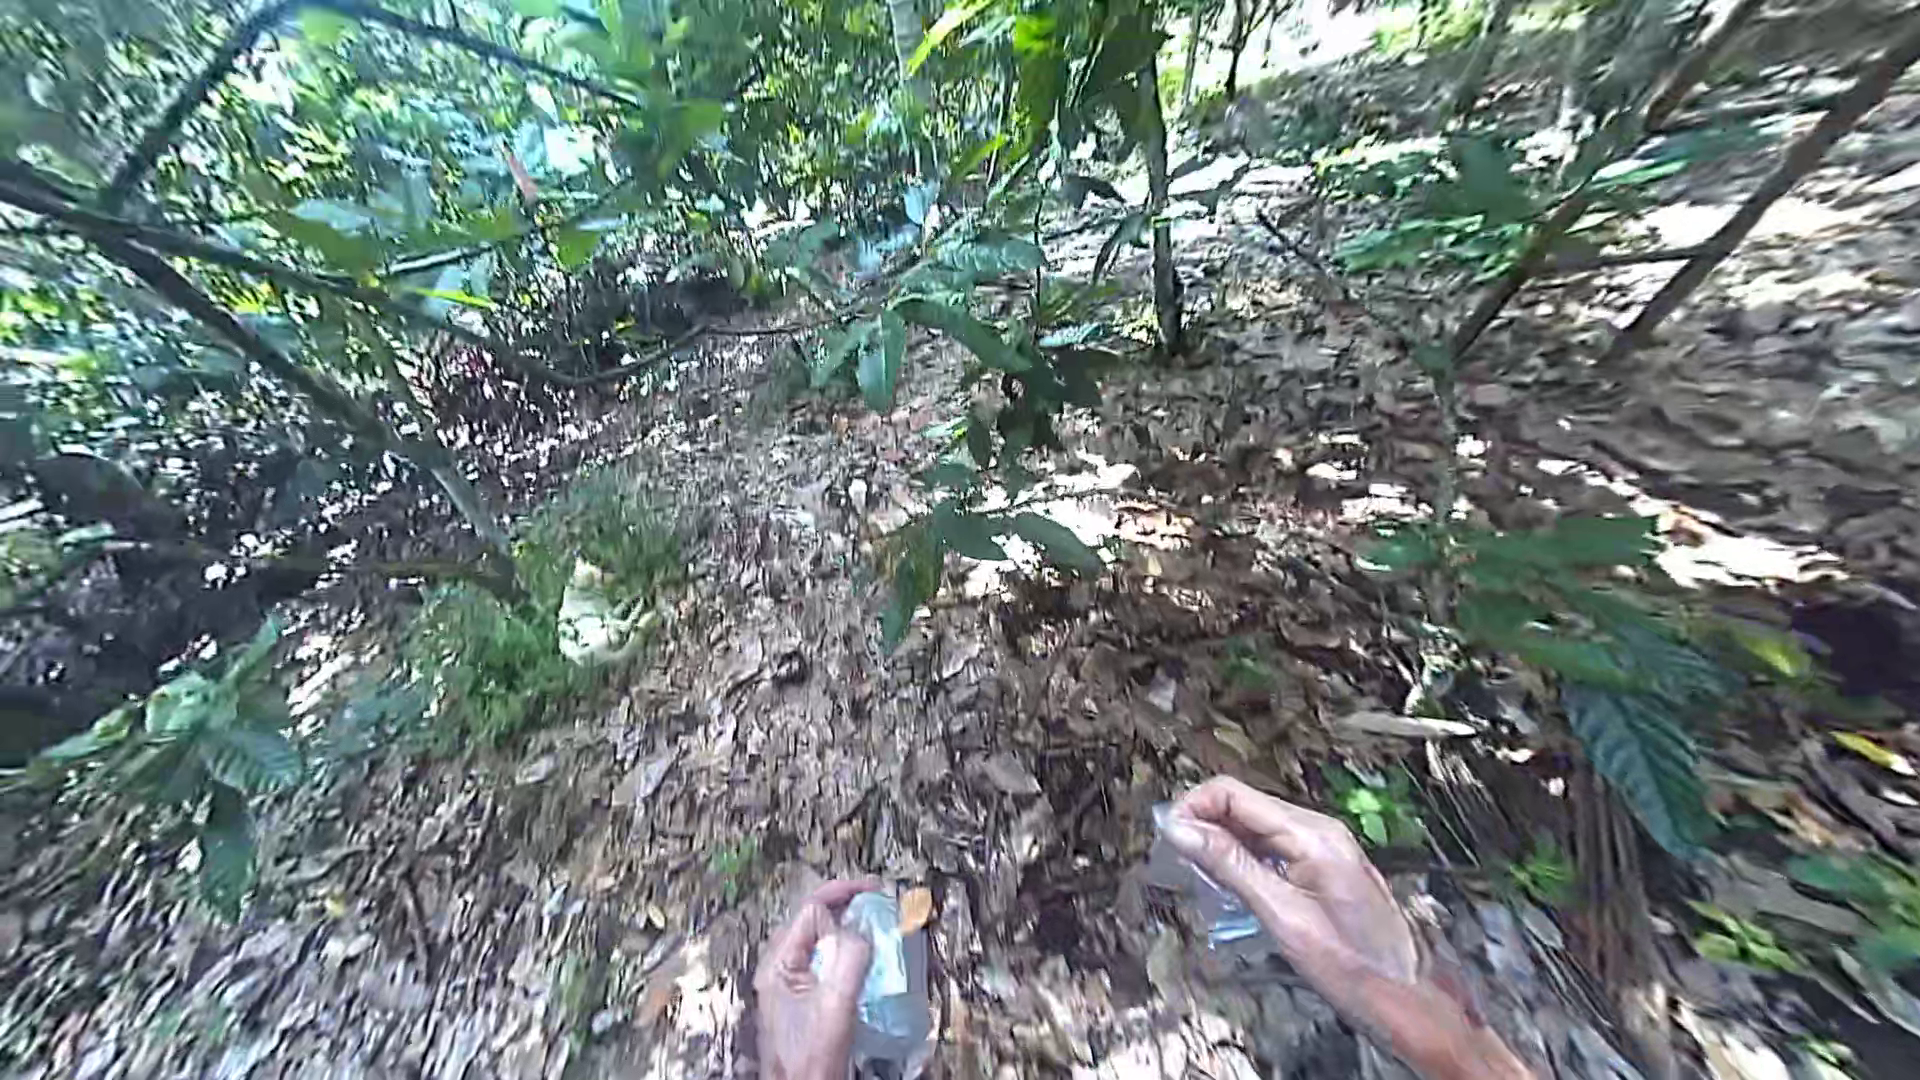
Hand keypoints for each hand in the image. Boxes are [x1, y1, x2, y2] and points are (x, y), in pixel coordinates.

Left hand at [753, 878, 878, 1079]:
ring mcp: (789, 981)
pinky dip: (845, 945)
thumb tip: (861, 929)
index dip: (843, 897)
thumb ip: (848, 956)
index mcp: (779, 962)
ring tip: (872, 917)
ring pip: (819, 934)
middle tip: (874, 896)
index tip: (873, 892)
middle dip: (846, 902)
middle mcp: (779, 966)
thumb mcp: (835, 1003)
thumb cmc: (812, 1060)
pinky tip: (863, 951)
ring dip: (847, 922)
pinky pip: (824, 954)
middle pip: (813, 916)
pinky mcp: (801, 994)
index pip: (812, 909)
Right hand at [1163, 778, 1532, 1079]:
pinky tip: (1229, 878)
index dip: (1193, 806)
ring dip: (1220, 838)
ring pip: (1252, 821)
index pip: (1233, 793)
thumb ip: (1229, 866)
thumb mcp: (1283, 918)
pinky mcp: (1322, 859)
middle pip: (1242, 802)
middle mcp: (1316, 825)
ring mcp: (1322, 841)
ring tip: (1198, 871)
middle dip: (1203, 821)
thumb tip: (1177, 828)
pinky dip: (1241, 852)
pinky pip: (1269, 840)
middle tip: (1178, 857)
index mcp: (1310, 832)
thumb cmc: (1353, 969)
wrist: (1421, 1010)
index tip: (1167, 835)